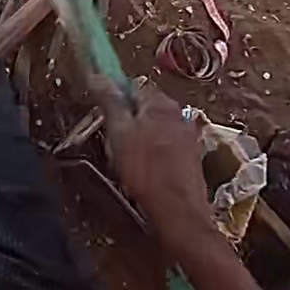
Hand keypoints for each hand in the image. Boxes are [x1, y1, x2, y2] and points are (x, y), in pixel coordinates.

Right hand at [101, 82, 216, 249]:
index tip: (103, 113)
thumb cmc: (144, 171)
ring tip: (126, 159)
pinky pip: (165, 144)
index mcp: (160, 103)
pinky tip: (144, 171)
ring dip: (139, 136)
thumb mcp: (119, 133)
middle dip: (127, 118)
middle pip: (145, 106)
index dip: (115, 96)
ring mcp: (187, 135)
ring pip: (155, 126)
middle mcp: (178, 113)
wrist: (178, 213)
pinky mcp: (190, 156)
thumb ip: (110, 101)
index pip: (132, 85)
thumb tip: (98, 75)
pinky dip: (152, 151)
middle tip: (113, 140)